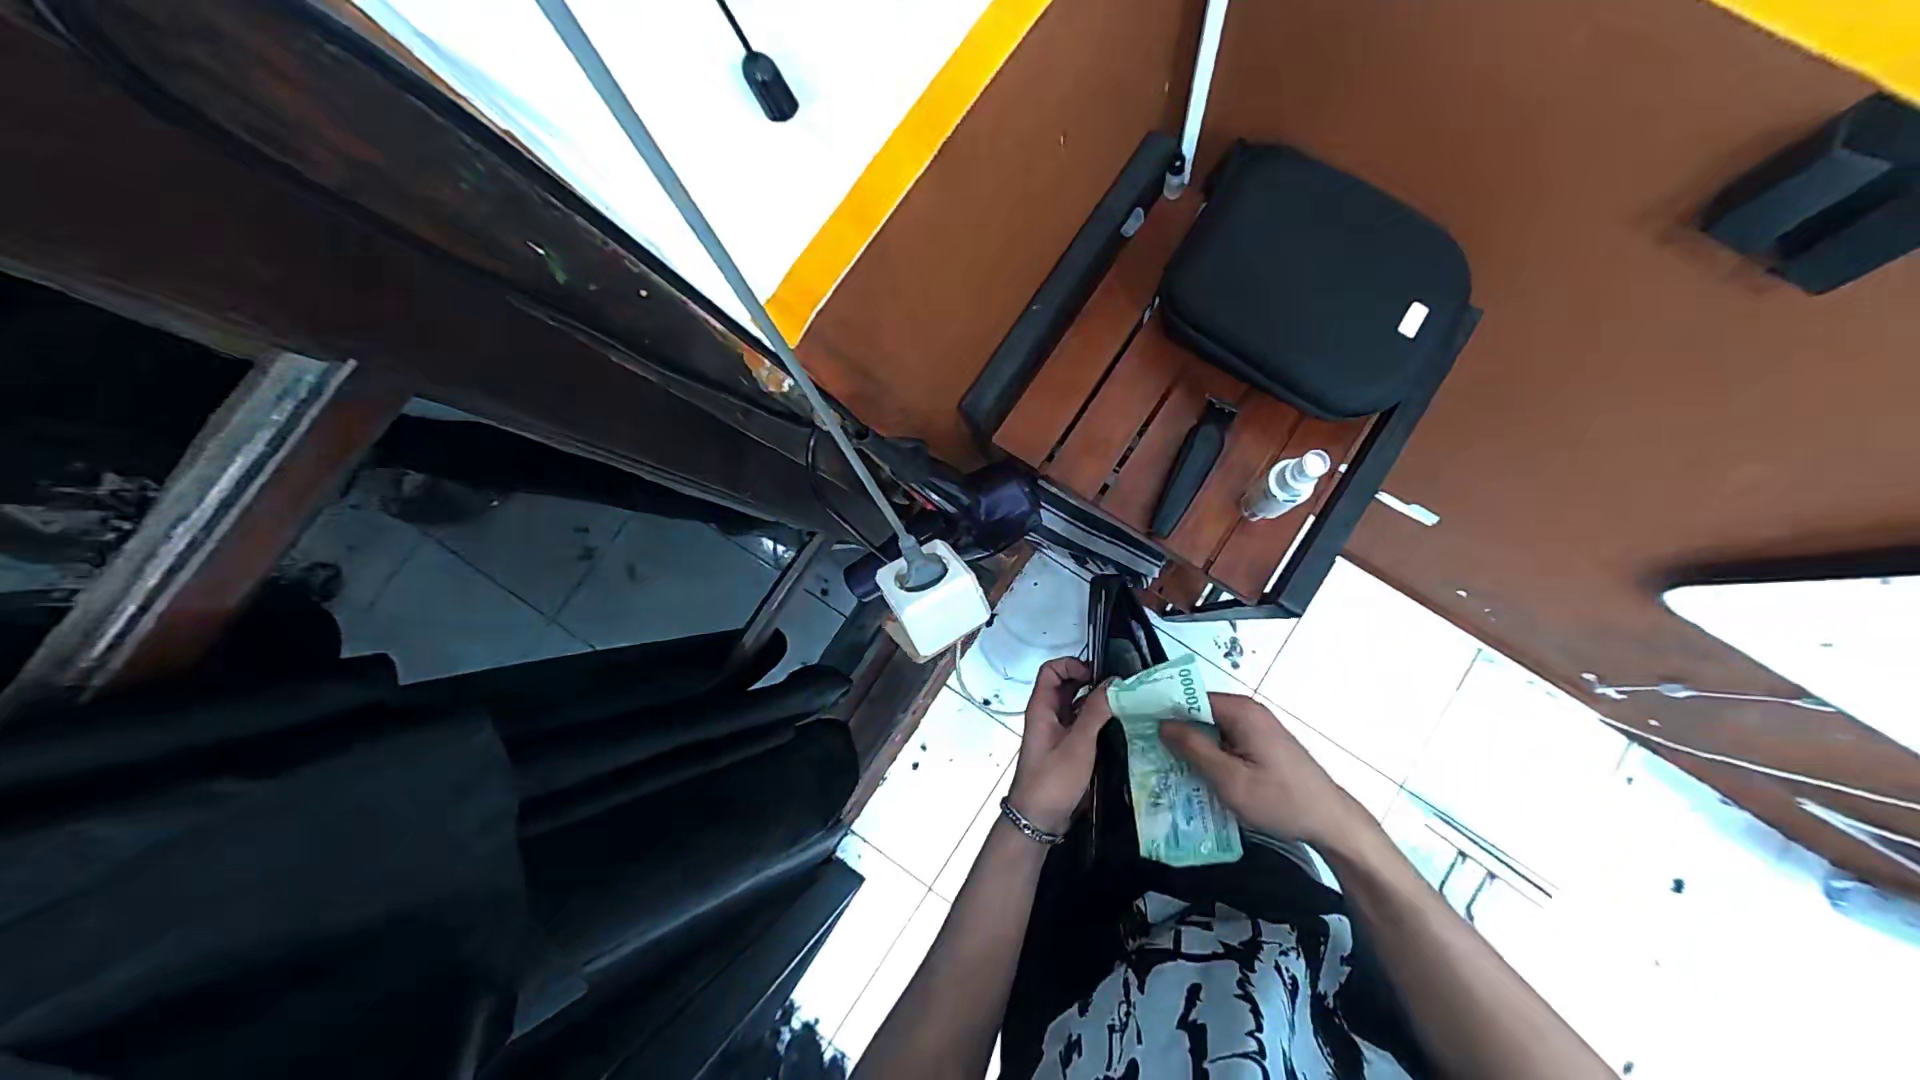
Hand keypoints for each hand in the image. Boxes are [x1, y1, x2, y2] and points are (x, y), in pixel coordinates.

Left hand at [1005, 657, 1108, 834]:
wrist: (1038, 821)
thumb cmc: (1053, 780)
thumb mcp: (1078, 744)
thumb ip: (1096, 712)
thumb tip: (1114, 683)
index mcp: (1041, 708)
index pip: (1051, 670)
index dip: (1072, 665)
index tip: (1098, 675)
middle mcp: (1047, 715)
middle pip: (1066, 685)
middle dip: (1089, 681)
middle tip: (1118, 688)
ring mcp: (1056, 732)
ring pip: (1075, 705)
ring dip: (1095, 701)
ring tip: (1123, 704)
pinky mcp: (1065, 748)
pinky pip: (1080, 724)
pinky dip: (1096, 720)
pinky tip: (1118, 727)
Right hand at [1159, 693, 1372, 851]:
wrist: (1332, 823)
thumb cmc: (1280, 801)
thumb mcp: (1229, 779)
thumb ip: (1193, 748)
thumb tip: (1162, 724)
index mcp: (1240, 711)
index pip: (1188, 696)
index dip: (1161, 707)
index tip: (1135, 721)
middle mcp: (1248, 711)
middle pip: (1198, 710)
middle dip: (1172, 726)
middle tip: (1144, 746)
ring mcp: (1256, 726)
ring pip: (1209, 726)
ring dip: (1189, 742)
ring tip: (1162, 760)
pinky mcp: (1260, 742)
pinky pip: (1223, 738)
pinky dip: (1207, 750)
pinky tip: (1192, 770)